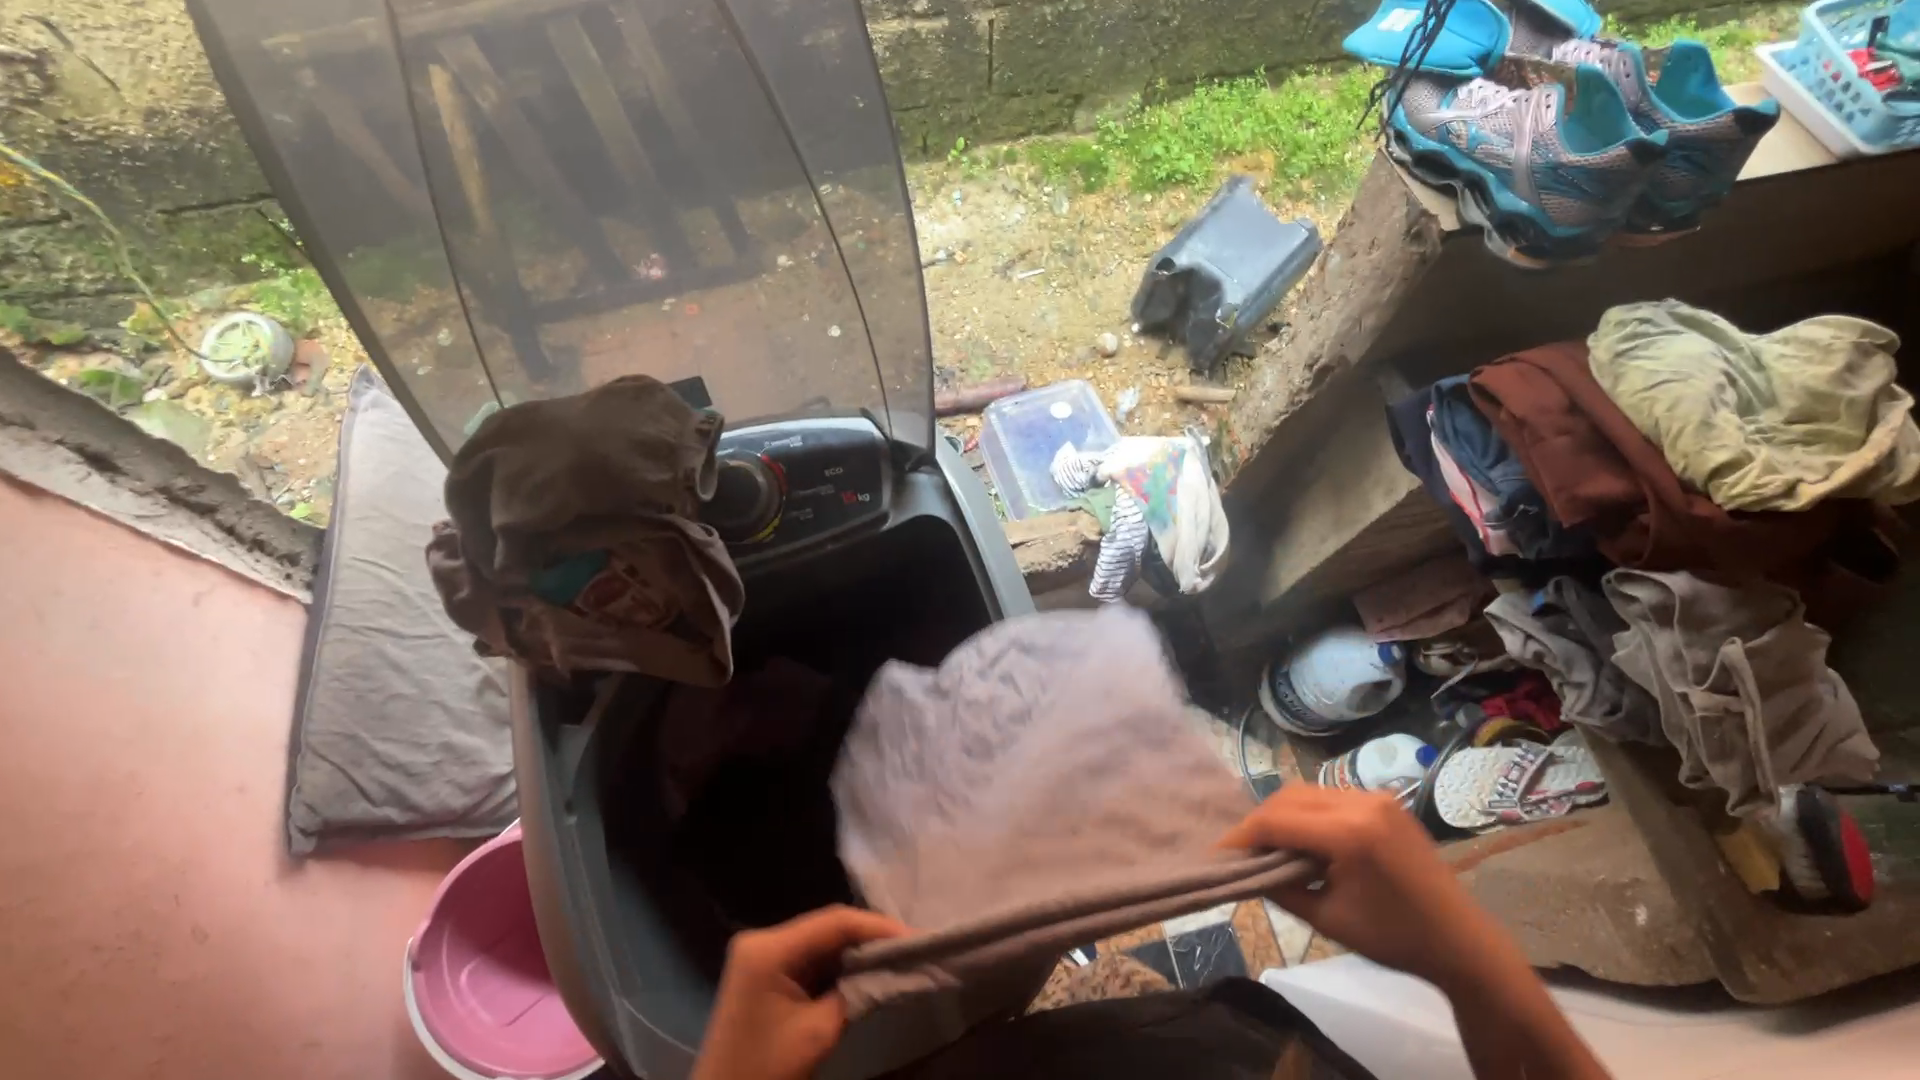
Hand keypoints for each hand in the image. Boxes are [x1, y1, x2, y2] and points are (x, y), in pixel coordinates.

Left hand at [690, 905, 908, 1079]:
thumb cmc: (765, 1072)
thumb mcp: (819, 1032)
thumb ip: (856, 992)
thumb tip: (889, 969)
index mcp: (769, 948)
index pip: (834, 922)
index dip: (878, 927)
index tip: (917, 937)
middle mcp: (762, 940)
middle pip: (827, 927)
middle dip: (870, 937)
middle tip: (912, 946)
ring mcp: (761, 956)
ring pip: (821, 941)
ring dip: (856, 950)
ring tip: (897, 955)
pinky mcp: (765, 973)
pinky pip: (810, 958)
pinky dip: (838, 965)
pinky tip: (866, 970)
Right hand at [1217, 784, 1509, 991]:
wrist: (1461, 942)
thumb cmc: (1393, 938)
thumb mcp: (1326, 918)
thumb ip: (1280, 887)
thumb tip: (1246, 870)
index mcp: (1349, 833)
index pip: (1276, 820)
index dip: (1243, 835)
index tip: (1220, 852)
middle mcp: (1362, 802)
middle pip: (1288, 797)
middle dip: (1260, 821)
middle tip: (1244, 849)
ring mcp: (1377, 798)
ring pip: (1308, 792)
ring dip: (1283, 813)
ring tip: (1271, 844)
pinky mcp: (1386, 802)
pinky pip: (1332, 796)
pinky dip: (1309, 812)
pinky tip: (1305, 838)